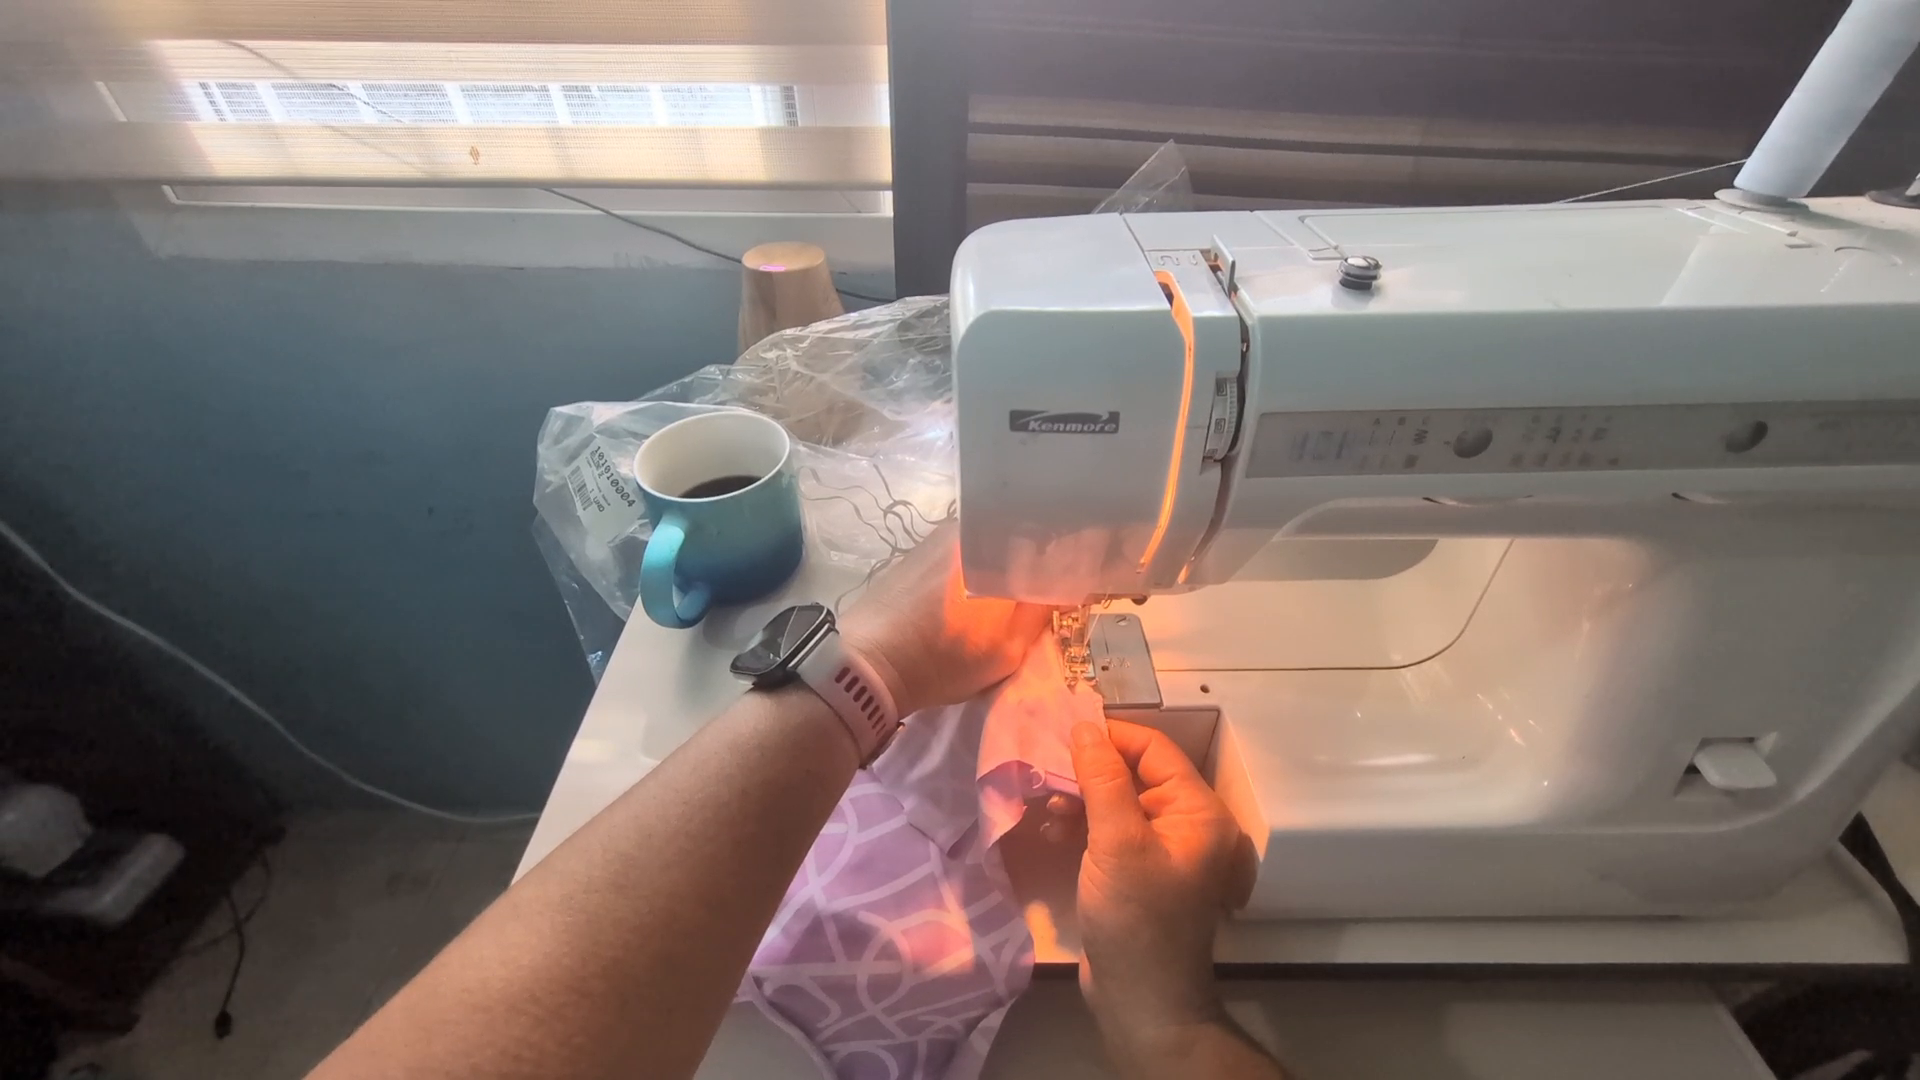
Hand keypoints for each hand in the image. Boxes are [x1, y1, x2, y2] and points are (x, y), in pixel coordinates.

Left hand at [837, 524, 1051, 717]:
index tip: (1083, 572)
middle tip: (1051, 584)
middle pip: (1020, 531)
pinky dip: (982, 563)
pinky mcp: (920, 548)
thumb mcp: (1006, 649)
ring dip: (1008, 559)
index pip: (1051, 536)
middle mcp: (970, 528)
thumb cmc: (941, 660)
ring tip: (1018, 589)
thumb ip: (1038, 611)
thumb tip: (1060, 584)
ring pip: (992, 539)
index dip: (1071, 553)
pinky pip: (966, 546)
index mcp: (997, 547)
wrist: (865, 663)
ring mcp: (941, 535)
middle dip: (1039, 554)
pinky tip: (981, 589)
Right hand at [1068, 719, 1256, 1052]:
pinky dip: (1083, 824)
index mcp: (1198, 812)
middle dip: (1089, 770)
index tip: (1064, 732)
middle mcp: (1187, 824)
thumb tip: (1084, 727)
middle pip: (1135, 772)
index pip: (1154, 749)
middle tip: (1048, 768)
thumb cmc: (1135, 917)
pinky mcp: (1140, 869)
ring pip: (1118, 800)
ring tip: (1048, 807)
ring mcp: (1163, 848)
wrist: (1141, 1003)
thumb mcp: (1117, 842)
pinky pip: (1111, 828)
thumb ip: (1102, 778)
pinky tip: (1053, 830)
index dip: (1111, 736)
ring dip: (1081, 798)